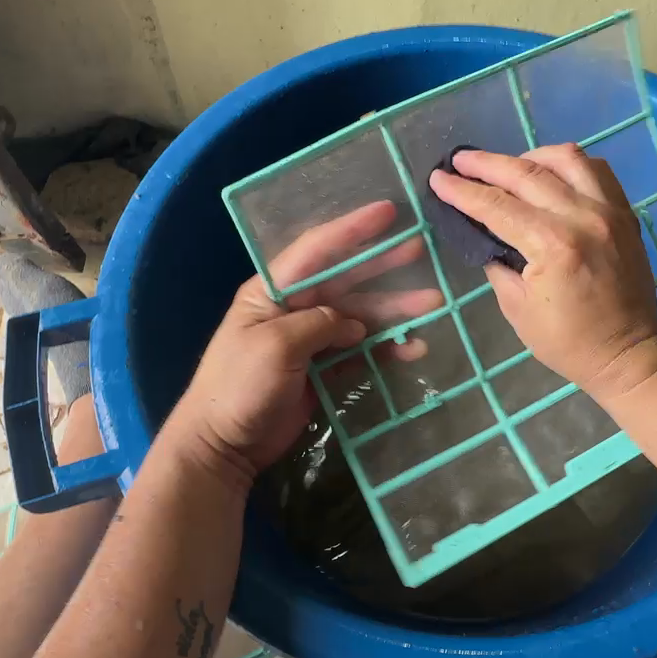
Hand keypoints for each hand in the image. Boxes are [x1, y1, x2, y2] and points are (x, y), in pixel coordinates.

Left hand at [165, 201, 442, 482]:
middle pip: (346, 280)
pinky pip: (360, 351)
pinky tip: (413, 349)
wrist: (222, 446)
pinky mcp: (322, 370)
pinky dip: (386, 349)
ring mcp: (310, 340)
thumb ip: (319, 324)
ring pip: (360, 317)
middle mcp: (294, 308)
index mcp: (274, 291)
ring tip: (433, 305)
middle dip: (384, 265)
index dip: (353, 229)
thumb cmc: (239, 386)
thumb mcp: (276, 345)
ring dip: (395, 311)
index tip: (389, 211)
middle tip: (422, 249)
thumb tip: (355, 325)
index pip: (317, 250)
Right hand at [428, 145, 656, 399]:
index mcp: (554, 245)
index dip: (462, 191)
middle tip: (459, 160)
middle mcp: (583, 216)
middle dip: (486, 164)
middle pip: (527, 173)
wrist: (628, 354)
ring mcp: (609, 211)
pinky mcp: (625, 213)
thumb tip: (485, 231)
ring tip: (507, 166)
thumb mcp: (517, 308)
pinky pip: (597, 170)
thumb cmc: (568, 341)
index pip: (497, 206)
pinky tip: (550, 174)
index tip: (438, 178)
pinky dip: (569, 164)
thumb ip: (498, 261)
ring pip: (567, 158)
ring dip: (530, 156)